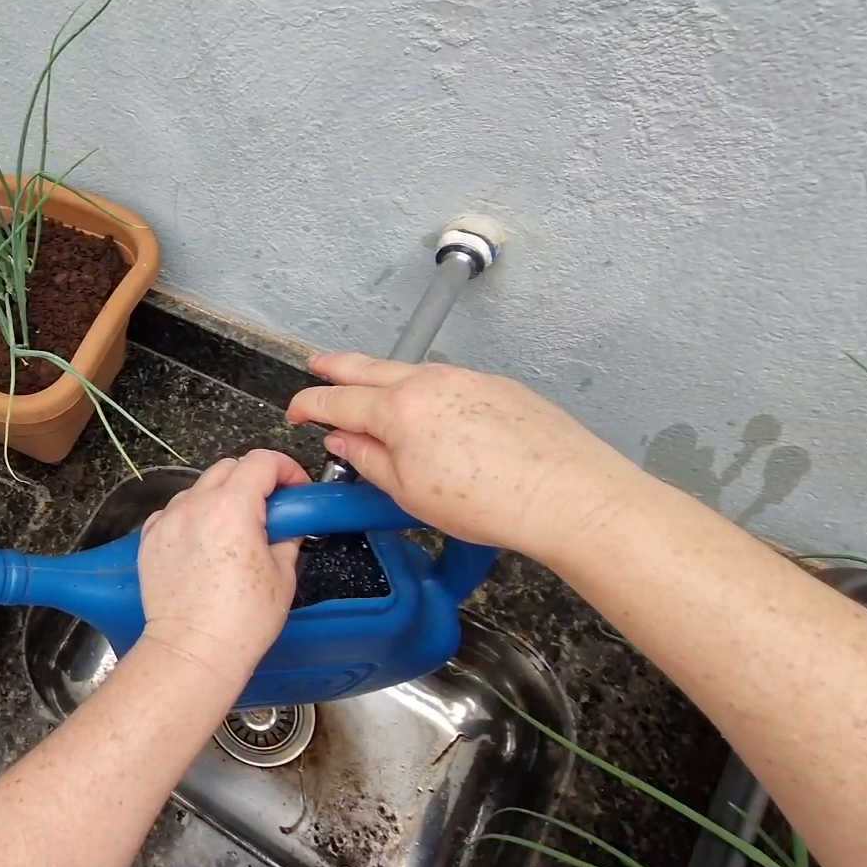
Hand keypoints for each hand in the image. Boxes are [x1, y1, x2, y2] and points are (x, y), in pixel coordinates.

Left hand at [136, 450, 310, 685]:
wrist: (193, 649)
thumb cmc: (242, 620)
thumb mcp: (282, 576)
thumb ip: (286, 537)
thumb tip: (287, 526)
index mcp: (231, 508)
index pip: (260, 461)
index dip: (286, 469)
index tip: (296, 488)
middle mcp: (194, 505)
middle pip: (228, 468)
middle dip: (254, 479)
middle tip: (272, 507)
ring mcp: (167, 520)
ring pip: (198, 488)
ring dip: (221, 497)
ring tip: (236, 530)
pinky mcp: (149, 538)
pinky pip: (174, 512)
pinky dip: (192, 516)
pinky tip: (205, 542)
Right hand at [286, 353, 645, 558]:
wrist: (571, 497)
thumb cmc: (492, 502)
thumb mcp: (407, 492)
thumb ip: (367, 459)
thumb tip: (344, 441)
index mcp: (397, 411)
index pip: (334, 401)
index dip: (307, 405)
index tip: (296, 411)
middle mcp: (429, 383)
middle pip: (366, 367)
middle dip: (334, 366)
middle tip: (317, 365)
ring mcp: (466, 379)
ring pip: (408, 370)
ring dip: (380, 377)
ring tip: (369, 390)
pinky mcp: (497, 386)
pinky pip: (446, 381)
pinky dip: (423, 389)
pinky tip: (429, 414)